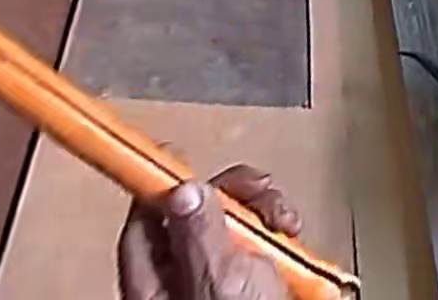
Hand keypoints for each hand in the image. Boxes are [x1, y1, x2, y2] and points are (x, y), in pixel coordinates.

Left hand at [118, 164, 300, 299]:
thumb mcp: (220, 280)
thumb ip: (202, 235)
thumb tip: (183, 188)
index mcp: (156, 284)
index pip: (147, 220)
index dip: (162, 184)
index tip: (173, 152)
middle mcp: (183, 275)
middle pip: (197, 210)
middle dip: (234, 192)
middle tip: (259, 188)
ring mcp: (216, 273)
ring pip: (233, 215)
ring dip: (264, 207)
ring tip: (283, 223)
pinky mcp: (250, 273)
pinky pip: (260, 230)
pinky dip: (278, 223)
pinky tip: (290, 234)